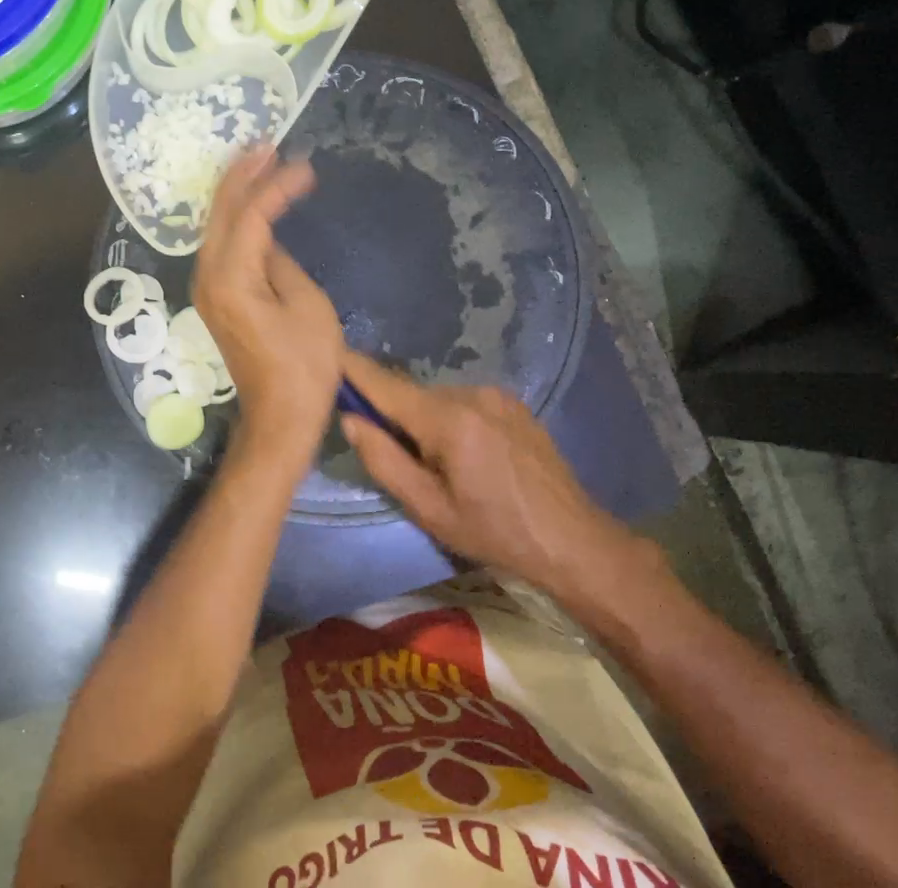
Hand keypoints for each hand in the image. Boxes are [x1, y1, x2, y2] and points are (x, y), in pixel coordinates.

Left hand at [193, 147, 342, 455]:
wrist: (279, 416)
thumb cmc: (304, 366)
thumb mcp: (308, 306)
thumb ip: (282, 264)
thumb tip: (267, 243)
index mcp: (231, 279)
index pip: (248, 216)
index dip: (274, 186)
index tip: (305, 166)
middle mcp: (207, 279)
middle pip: (218, 215)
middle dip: (239, 177)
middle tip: (265, 144)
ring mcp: (206, 290)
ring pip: (214, 229)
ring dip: (233, 195)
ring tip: (259, 162)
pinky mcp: (214, 300)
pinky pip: (219, 248)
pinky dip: (234, 222)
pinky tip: (250, 206)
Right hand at [338, 352, 642, 597]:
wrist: (573, 542)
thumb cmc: (494, 532)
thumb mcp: (427, 508)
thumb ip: (383, 460)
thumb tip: (349, 419)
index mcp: (448, 420)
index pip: (384, 385)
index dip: (351, 370)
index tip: (324, 355)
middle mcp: (472, 395)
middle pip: (409, 394)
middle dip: (389, 413)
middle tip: (385, 452)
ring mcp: (497, 397)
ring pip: (435, 399)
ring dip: (420, 420)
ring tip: (431, 463)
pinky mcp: (513, 405)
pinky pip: (461, 403)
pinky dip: (446, 420)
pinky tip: (461, 456)